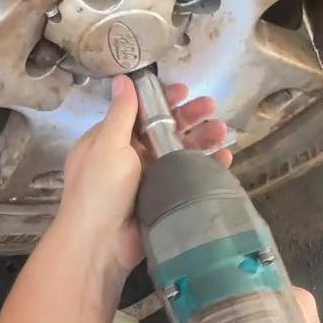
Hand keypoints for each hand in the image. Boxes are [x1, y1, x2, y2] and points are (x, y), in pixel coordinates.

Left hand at [54, 75, 230, 279]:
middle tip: (211, 107)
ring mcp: (148, 179)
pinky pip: (187, 178)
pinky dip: (205, 167)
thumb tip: (121, 78)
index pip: (140, 112)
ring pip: (180, 152)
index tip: (184, 91)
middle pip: (164, 129)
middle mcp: (129, 156)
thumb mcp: (107, 144)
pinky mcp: (163, 199)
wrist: (100, 244)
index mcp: (111, 139)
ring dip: (201, 139)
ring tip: (222, 131)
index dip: (163, 100)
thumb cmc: (99, 189)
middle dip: (189, 117)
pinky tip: (223, 159)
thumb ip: (121, 113)